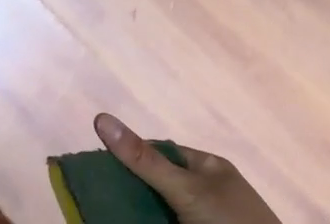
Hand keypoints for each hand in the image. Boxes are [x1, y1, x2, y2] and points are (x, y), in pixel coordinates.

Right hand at [94, 114, 281, 223]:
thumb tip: (99, 116)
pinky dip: (155, 220)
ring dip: (142, 207)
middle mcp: (211, 187)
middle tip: (107, 193)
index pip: (160, 151)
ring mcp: (210, 215)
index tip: (104, 167)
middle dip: (135, 185)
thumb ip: (143, 159)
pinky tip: (134, 220)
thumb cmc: (230, 221)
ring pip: (166, 205)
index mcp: (210, 166)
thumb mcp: (185, 189)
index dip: (132, 156)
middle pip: (162, 180)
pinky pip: (172, 221)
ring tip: (113, 208)